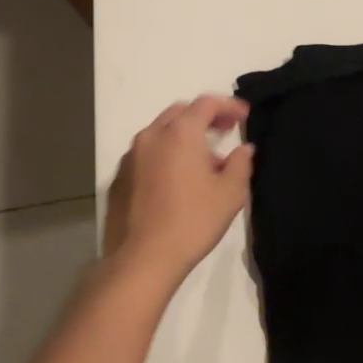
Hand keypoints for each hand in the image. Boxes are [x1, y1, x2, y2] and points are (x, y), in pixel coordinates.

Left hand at [103, 94, 253, 279]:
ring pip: (160, 133)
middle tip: (225, 131)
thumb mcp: (231, 193)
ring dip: (183, 137)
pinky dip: (165, 155)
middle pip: (179, 112)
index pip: (206, 103)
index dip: (229, 105)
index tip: (244, 116)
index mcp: (180, 134)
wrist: (143, 259)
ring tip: (203, 161)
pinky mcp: (118, 179)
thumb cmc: (193, 221)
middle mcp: (151, 137)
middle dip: (204, 116)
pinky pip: (146, 155)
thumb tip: (242, 149)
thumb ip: (241, 163)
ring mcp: (130, 158)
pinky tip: (177, 181)